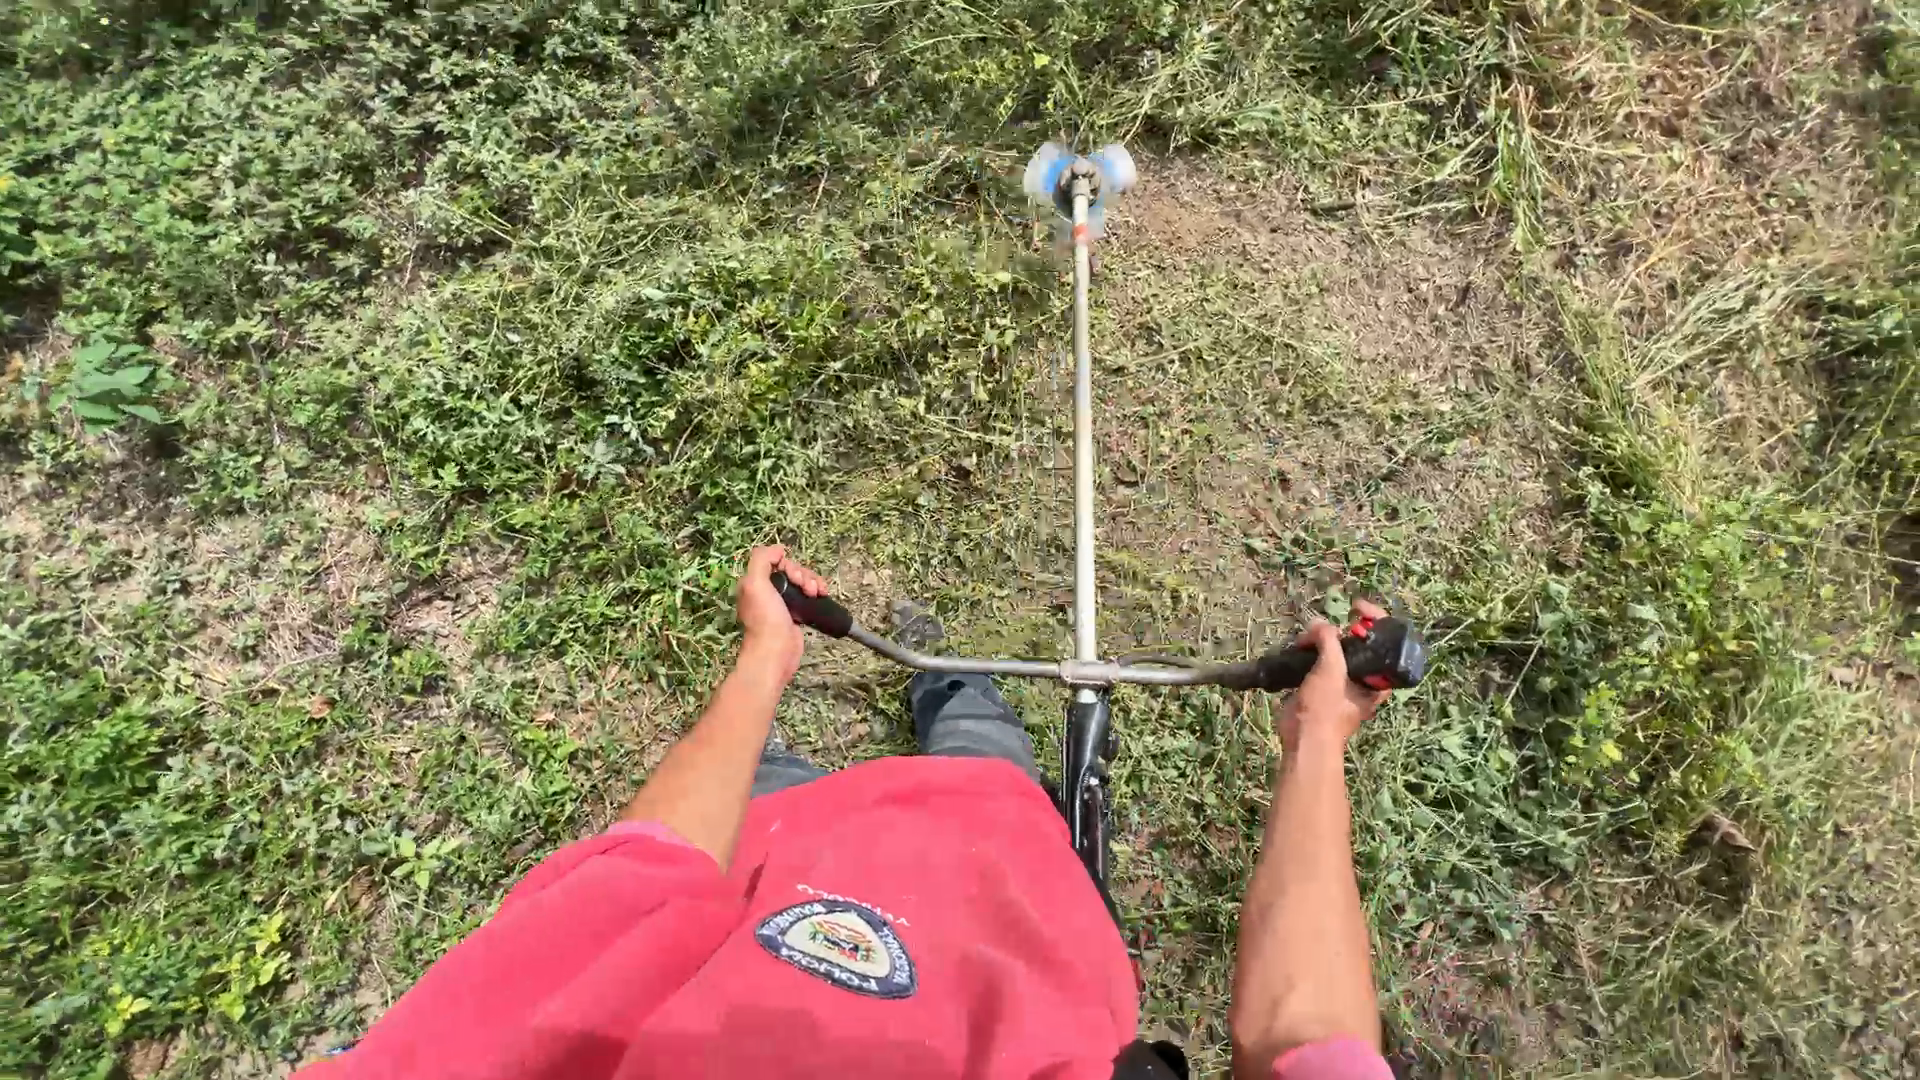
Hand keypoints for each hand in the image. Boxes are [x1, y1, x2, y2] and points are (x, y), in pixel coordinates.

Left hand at [736, 545, 827, 679]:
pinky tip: (822, 596)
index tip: (794, 578)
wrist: (776, 651)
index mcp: (754, 582)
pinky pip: (808, 594)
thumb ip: (762, 559)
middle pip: (790, 570)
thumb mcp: (755, 583)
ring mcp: (782, 602)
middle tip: (808, 588)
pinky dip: (817, 592)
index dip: (789, 565)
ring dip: (813, 582)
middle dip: (803, 575)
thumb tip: (779, 549)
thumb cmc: (766, 618)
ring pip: (801, 581)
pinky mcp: (795, 612)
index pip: (775, 561)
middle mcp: (766, 590)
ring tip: (817, 593)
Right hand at [1277, 599, 1390, 755]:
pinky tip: (1297, 648)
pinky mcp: (1320, 685)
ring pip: (1335, 650)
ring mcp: (1341, 681)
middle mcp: (1364, 677)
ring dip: (1320, 640)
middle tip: (1320, 628)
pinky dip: (1309, 651)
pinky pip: (1318, 660)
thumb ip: (1329, 643)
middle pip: (1357, 643)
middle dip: (1338, 630)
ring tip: (1304, 639)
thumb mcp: (1331, 671)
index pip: (1385, 640)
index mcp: (1378, 677)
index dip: (1374, 618)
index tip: (1355, 608)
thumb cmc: (1326, 707)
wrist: (1304, 737)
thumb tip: (1319, 626)